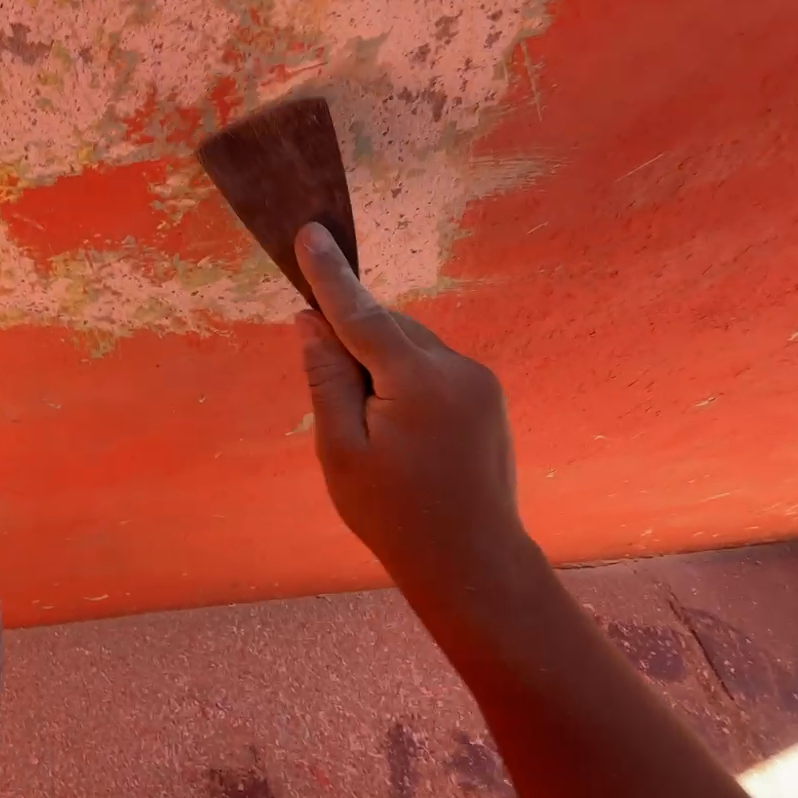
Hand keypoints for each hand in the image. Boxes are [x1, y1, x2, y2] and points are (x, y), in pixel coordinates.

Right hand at [292, 223, 533, 605]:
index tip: (310, 231)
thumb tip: (311, 321)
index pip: (362, 314)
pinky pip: (430, 365)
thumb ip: (326, 377)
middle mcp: (458, 368)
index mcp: (419, 382)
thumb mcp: (339, 449)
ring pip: (409, 345)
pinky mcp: (487, 397)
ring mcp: (480, 382)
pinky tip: (397, 426)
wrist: (473, 565)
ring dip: (378, 363)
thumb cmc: (393, 514)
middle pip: (388, 328)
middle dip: (353, 342)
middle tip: (337, 401)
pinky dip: (401, 376)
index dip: (330, 274)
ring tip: (371, 426)